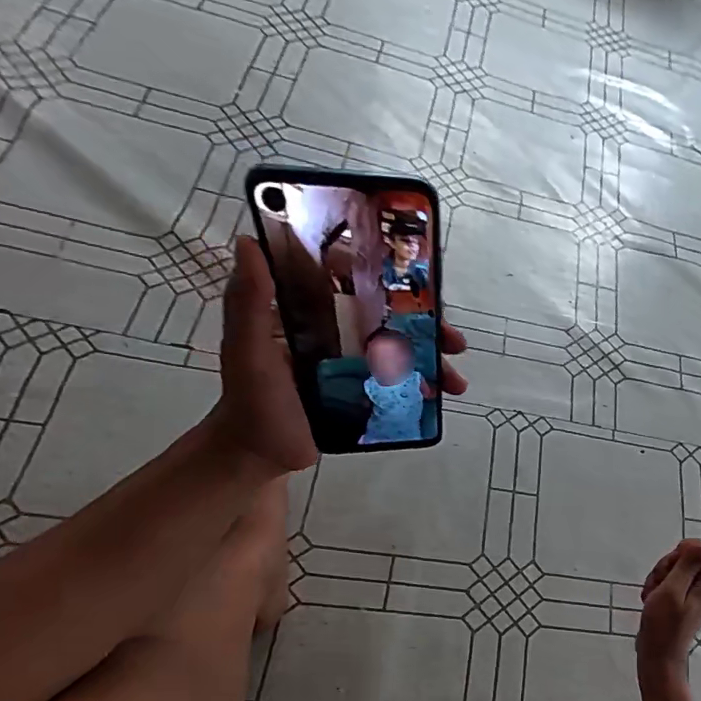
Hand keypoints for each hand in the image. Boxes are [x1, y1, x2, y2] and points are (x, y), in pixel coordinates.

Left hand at [211, 237, 468, 473]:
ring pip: (398, 346)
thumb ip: (247, 302)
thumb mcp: (246, 351)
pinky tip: (440, 392)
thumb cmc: (252, 402)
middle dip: (423, 319)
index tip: (409, 274)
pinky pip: (396, 378)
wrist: (260, 457)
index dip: (380, 269)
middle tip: (450, 334)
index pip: (347, 274)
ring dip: (430, 354)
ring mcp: (350, 360)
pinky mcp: (361, 390)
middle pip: (385, 311)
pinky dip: (422, 383)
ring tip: (453, 375)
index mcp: (306, 310)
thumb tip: (249, 243)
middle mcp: (333, 328)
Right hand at [636, 540, 700, 668]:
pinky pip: (666, 581)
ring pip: (672, 569)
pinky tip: (651, 601)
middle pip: (686, 557)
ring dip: (658, 578)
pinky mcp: (678, 600)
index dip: (685, 550)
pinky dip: (655, 587)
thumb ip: (686, 566)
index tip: (672, 565)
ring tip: (654, 596)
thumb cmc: (664, 627)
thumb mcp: (673, 591)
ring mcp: (689, 593)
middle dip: (667, 566)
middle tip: (661, 584)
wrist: (656, 657)